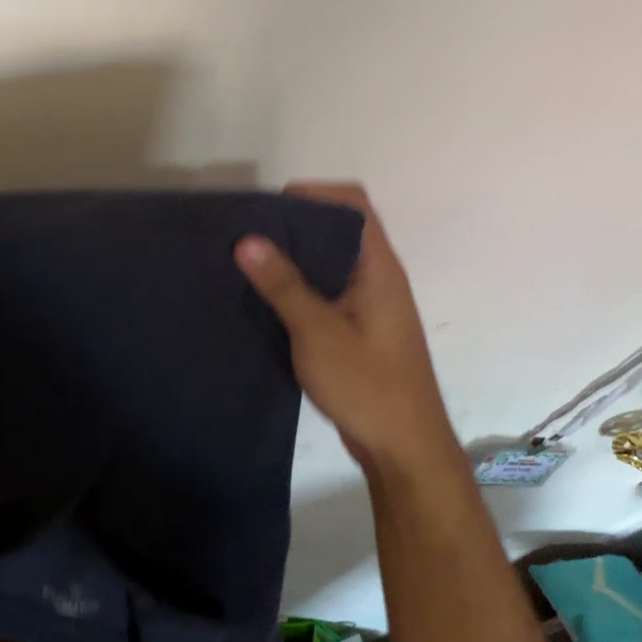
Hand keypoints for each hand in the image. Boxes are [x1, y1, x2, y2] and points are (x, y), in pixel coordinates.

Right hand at [235, 183, 457, 470]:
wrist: (401, 446)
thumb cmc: (367, 386)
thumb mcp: (318, 333)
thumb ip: (284, 286)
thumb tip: (247, 239)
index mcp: (378, 270)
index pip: (353, 206)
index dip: (313, 195)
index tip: (265, 209)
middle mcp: (375, 279)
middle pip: (335, 230)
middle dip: (289, 226)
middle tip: (240, 235)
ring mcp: (365, 305)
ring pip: (324, 264)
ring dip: (287, 259)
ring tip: (239, 264)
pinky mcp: (351, 329)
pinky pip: (319, 292)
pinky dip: (290, 288)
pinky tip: (257, 301)